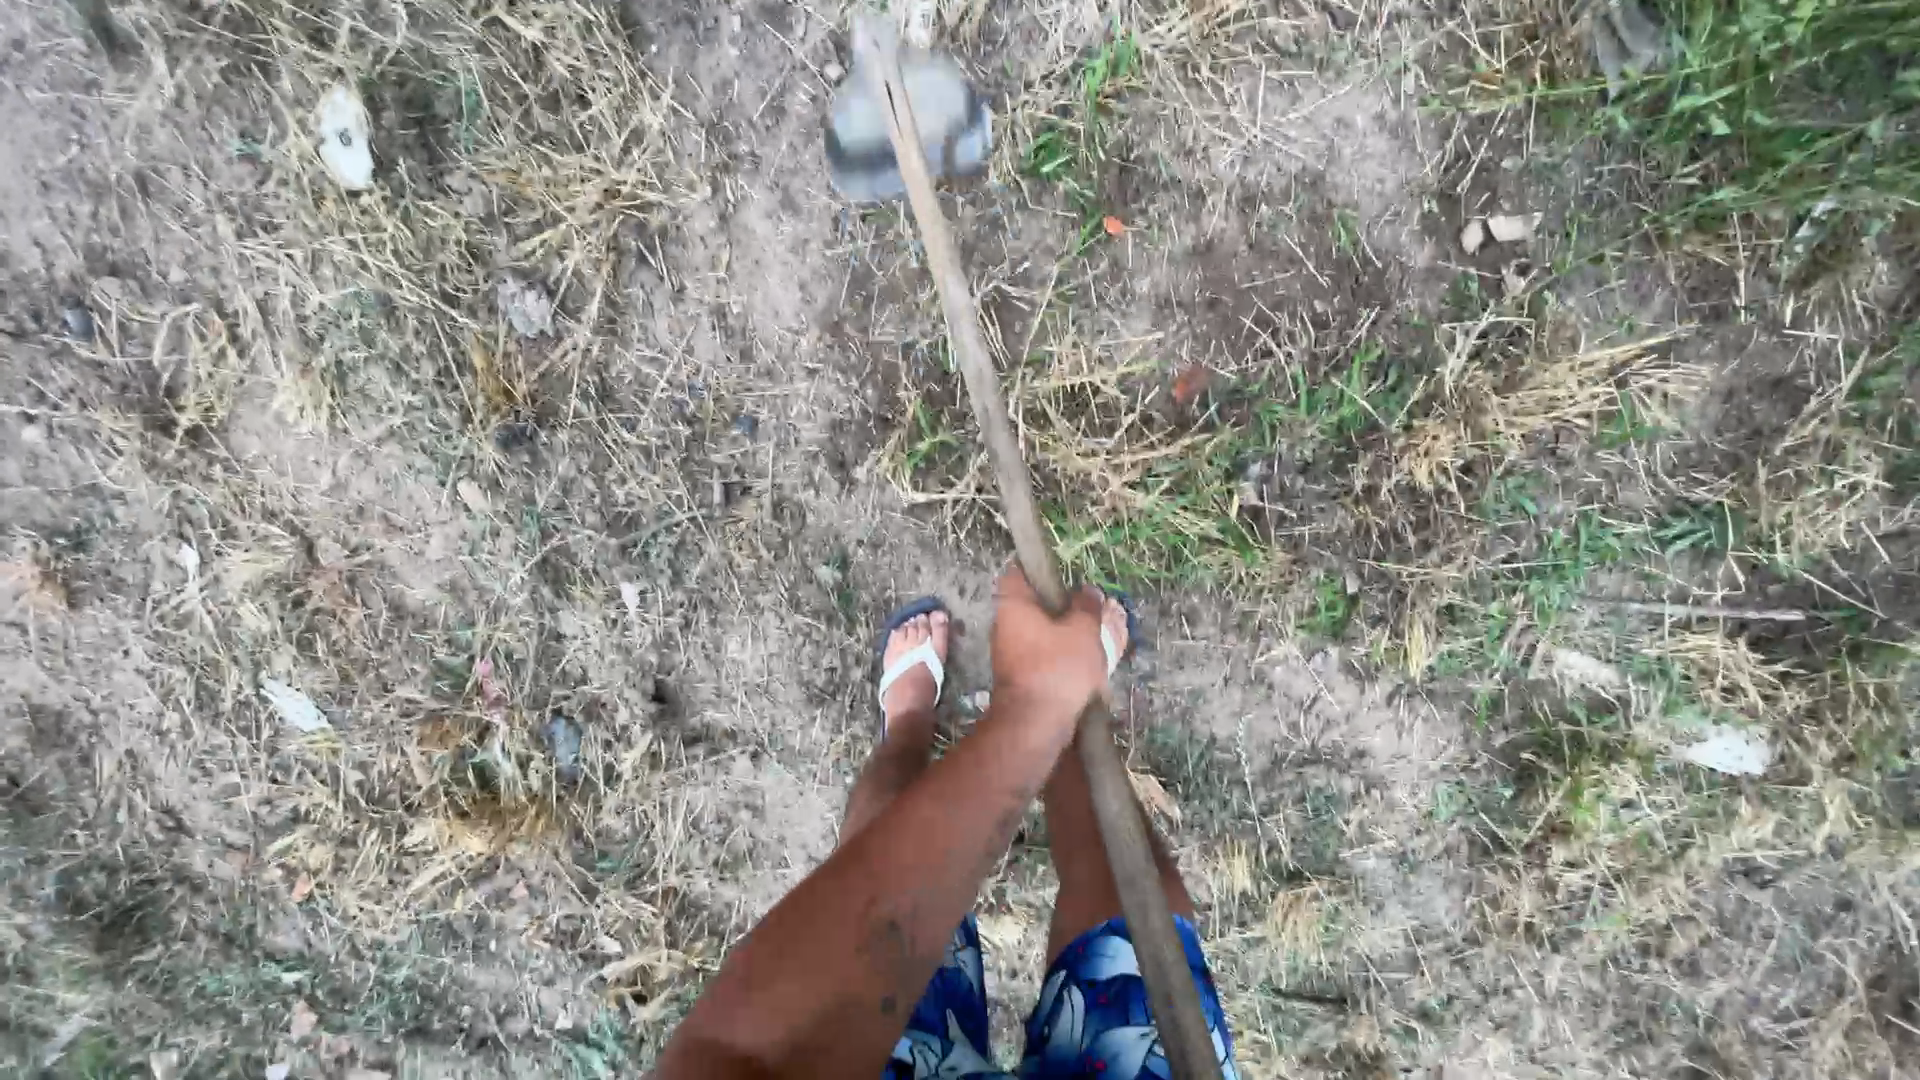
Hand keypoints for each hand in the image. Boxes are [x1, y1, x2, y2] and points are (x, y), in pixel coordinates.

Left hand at [988, 564, 1109, 731]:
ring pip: (1040, 631)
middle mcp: (1004, 625)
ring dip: (1065, 632)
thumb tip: (1088, 591)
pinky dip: (1060, 654)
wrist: (1035, 723)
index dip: (1040, 569)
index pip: (1018, 573)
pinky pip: (1042, 655)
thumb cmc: (1057, 667)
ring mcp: (1009, 652)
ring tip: (1095, 636)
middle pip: (1032, 604)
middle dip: (1061, 605)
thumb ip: (1087, 606)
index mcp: (1012, 605)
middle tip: (1090, 608)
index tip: (1065, 575)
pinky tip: (1084, 662)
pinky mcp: (1019, 675)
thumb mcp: (1082, 630)